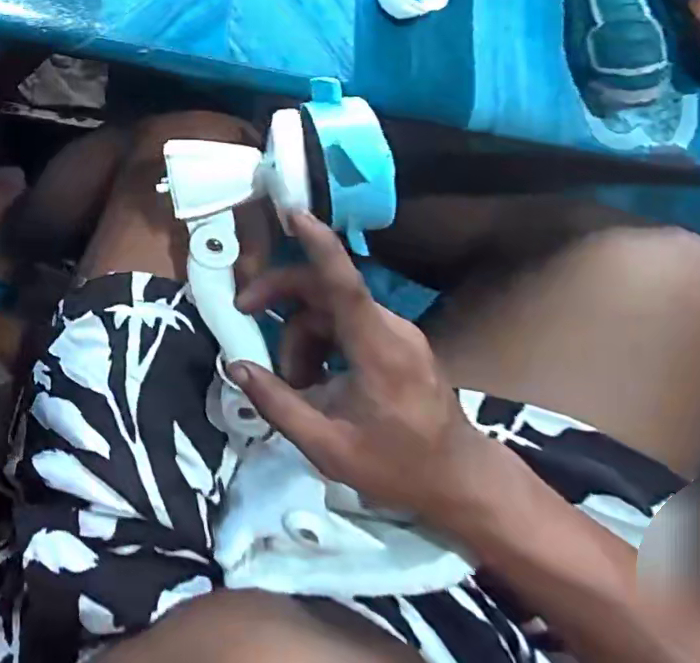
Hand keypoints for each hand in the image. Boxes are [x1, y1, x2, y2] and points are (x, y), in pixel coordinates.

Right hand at [227, 212, 503, 525]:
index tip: (295, 214)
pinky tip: (311, 380)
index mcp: (380, 351)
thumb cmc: (401, 468)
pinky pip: (339, 324)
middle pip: (322, 291)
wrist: (464, 484)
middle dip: (278, 298)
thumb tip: (236, 366)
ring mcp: (393, 333)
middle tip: (245, 313)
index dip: (320, 246)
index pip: (345, 285)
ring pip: (325, 309)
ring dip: (297, 336)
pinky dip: (315, 343)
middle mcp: (389, 329)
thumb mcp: (328, 447)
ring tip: (293, 382)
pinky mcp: (391, 341)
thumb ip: (277, 404)